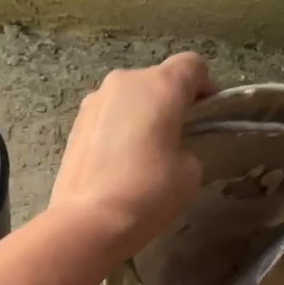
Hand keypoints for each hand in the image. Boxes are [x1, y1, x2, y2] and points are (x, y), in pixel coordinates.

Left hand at [49, 53, 216, 259]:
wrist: (88, 220)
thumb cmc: (148, 192)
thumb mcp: (190, 172)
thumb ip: (187, 146)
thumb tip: (170, 147)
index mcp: (159, 85)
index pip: (191, 65)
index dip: (205, 86)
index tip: (207, 114)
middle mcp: (124, 82)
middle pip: (157, 79)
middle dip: (171, 101)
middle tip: (178, 137)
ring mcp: (94, 100)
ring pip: (130, 97)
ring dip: (142, 114)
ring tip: (145, 153)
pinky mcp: (75, 122)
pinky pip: (108, 115)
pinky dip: (119, 127)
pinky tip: (119, 161)